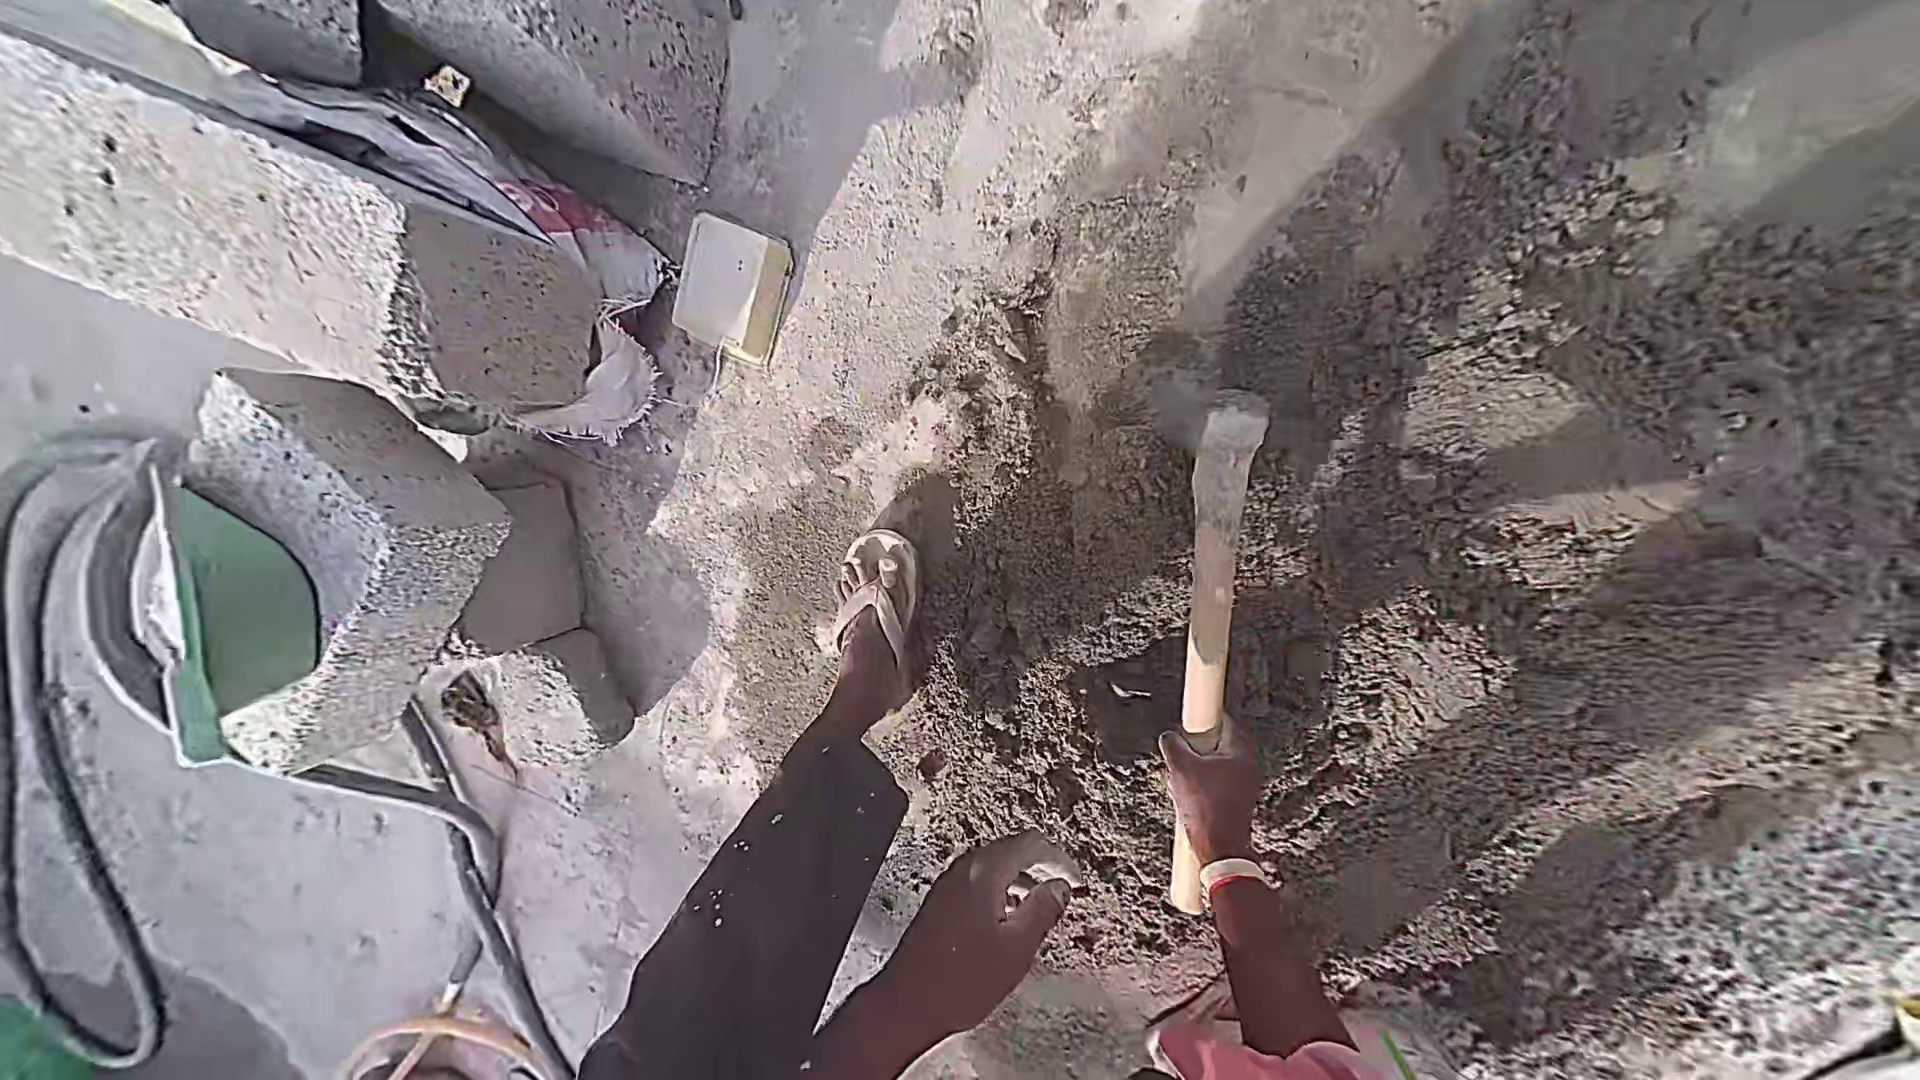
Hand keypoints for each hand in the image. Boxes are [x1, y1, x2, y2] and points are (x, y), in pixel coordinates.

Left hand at [878, 830, 1080, 1037]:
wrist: (908, 1001)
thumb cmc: (962, 979)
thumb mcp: (1016, 949)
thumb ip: (1042, 911)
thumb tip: (1060, 886)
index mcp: (985, 871)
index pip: (1030, 843)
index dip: (1058, 858)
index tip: (1075, 879)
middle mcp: (966, 866)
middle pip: (1011, 848)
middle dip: (1041, 865)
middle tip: (1062, 889)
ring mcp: (950, 880)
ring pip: (995, 864)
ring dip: (1021, 878)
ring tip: (1040, 905)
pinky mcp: (942, 897)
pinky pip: (980, 878)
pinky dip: (1002, 887)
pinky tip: (1009, 916)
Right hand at [1159, 713, 1259, 864]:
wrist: (1218, 847)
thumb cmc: (1205, 805)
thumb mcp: (1180, 766)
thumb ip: (1172, 744)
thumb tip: (1169, 737)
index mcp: (1241, 754)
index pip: (1225, 723)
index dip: (1205, 718)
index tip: (1192, 717)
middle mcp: (1247, 768)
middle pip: (1218, 743)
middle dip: (1196, 745)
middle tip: (1181, 746)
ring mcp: (1242, 786)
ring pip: (1214, 763)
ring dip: (1195, 764)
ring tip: (1178, 772)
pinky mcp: (1234, 801)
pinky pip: (1214, 781)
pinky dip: (1199, 780)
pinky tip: (1182, 789)